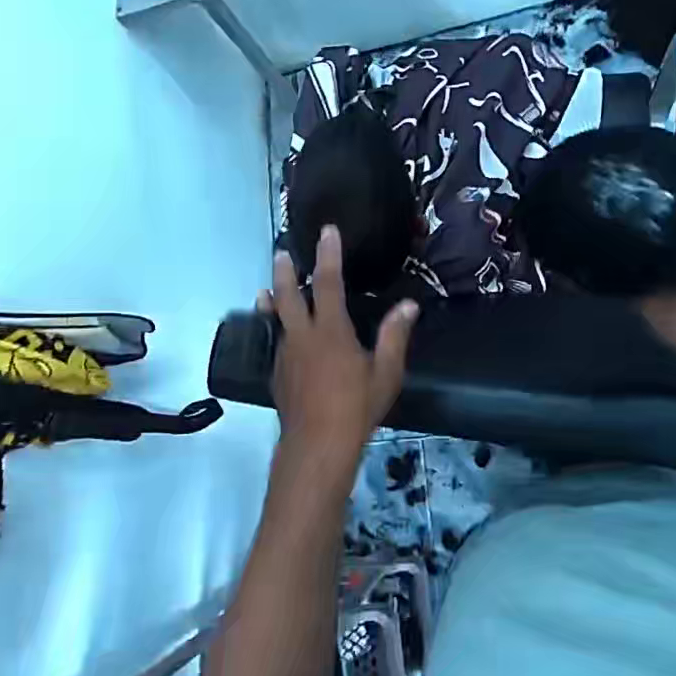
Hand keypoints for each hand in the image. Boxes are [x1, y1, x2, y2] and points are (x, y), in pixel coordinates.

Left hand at [259, 226, 418, 449]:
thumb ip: (395, 336)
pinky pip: (276, 342)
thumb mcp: (385, 372)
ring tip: (266, 288)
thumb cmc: (356, 407)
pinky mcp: (278, 374)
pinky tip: (281, 337)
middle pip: (288, 295)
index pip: (329, 282)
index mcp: (331, 331)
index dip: (329, 254)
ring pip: (276, 319)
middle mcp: (303, 336)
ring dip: (273, 299)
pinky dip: (276, 329)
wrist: (317, 444)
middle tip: (282, 251)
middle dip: (286, 271)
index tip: (327, 230)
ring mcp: (286, 356)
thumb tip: (409, 305)